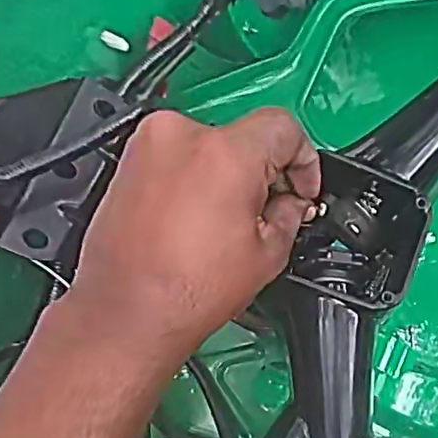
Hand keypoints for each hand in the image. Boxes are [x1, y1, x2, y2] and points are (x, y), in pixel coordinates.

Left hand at [67, 108, 320, 358]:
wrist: (131, 310)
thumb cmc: (187, 290)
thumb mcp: (269, 254)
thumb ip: (290, 213)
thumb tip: (293, 201)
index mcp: (226, 154)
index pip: (284, 127)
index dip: (305, 160)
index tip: (303, 187)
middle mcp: (182, 135)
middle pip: (248, 137)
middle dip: (268, 173)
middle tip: (275, 211)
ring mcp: (150, 145)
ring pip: (214, 146)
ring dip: (233, 177)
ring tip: (234, 223)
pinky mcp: (132, 161)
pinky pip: (183, 157)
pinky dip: (202, 180)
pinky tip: (205, 221)